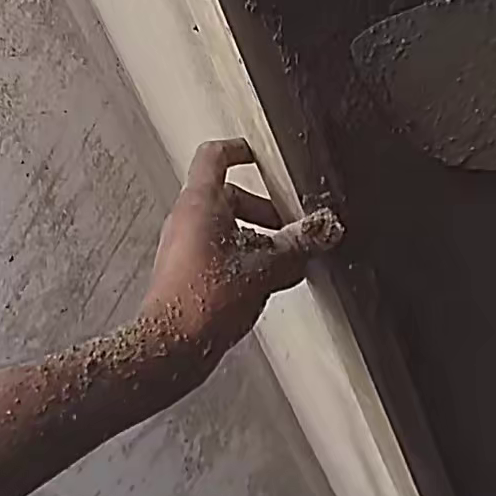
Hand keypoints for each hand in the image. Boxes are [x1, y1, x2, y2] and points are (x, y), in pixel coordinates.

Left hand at [139, 139, 342, 356]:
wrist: (170, 345)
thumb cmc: (203, 301)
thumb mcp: (264, 269)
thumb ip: (297, 246)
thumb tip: (324, 229)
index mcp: (200, 204)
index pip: (214, 156)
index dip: (240, 149)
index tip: (261, 155)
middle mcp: (186, 219)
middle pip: (228, 196)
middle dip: (263, 210)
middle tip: (290, 229)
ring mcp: (182, 245)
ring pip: (225, 227)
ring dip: (256, 237)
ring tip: (283, 261)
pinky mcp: (184, 271)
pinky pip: (216, 251)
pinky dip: (241, 257)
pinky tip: (263, 283)